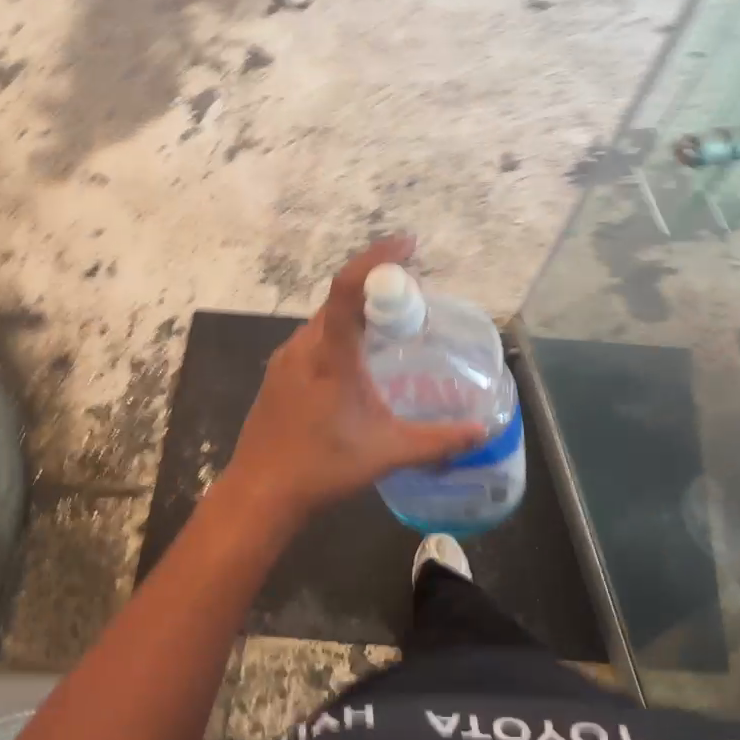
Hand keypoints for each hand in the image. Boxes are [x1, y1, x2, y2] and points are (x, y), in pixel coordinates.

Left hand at [219, 237, 487, 526]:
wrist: (259, 494)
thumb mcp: (388, 452)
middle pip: (340, 300)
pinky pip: (313, 342)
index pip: (349, 288)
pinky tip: (357, 366)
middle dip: (377, 290)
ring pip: (325, 322)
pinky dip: (339, 338)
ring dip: (356, 316)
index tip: (409, 245)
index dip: (378, 258)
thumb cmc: (322, 467)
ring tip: (391, 331)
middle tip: (413, 300)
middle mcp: (303, 346)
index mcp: (329, 353)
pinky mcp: (277, 376)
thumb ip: (437, 440)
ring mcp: (285, 360)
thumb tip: (480, 432)